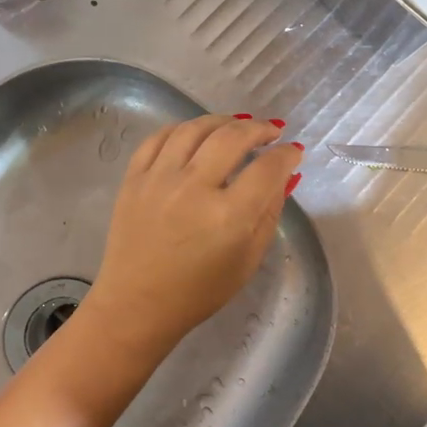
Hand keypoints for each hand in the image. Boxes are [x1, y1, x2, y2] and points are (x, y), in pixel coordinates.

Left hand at [80, 114, 302, 356]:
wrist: (138, 305)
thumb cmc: (200, 290)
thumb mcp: (249, 259)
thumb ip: (269, 212)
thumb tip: (285, 173)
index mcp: (228, 216)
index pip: (268, 168)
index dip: (286, 155)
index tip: (292, 152)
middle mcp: (193, 188)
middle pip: (233, 137)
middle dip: (259, 129)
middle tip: (271, 132)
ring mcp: (159, 179)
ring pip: (195, 128)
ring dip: (222, 121)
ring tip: (237, 126)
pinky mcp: (134, 178)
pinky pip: (160, 137)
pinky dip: (183, 128)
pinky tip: (197, 133)